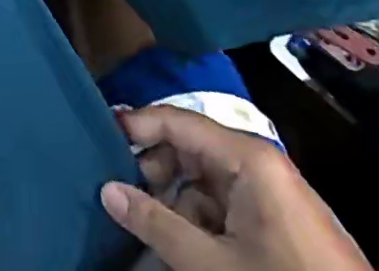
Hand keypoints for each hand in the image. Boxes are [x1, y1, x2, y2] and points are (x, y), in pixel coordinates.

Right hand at [100, 106, 372, 270]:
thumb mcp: (212, 264)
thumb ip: (156, 224)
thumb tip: (107, 190)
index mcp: (247, 157)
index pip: (178, 120)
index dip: (136, 124)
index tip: (100, 134)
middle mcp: (259, 161)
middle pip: (190, 145)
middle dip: (154, 166)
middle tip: (123, 191)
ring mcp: (271, 190)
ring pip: (204, 176)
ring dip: (174, 196)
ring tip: (150, 224)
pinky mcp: (278, 217)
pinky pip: (225, 200)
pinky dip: (198, 215)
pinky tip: (182, 243)